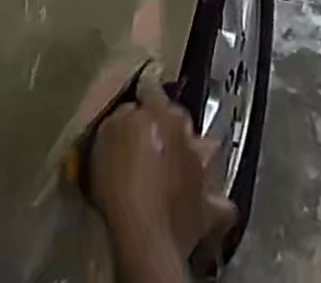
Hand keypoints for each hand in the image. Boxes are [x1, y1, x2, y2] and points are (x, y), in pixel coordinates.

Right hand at [88, 69, 238, 282]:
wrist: (143, 231)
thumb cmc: (116, 178)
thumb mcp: (104, 134)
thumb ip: (122, 116)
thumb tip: (133, 111)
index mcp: (161, 113)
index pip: (152, 88)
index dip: (143, 88)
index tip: (137, 89)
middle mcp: (187, 136)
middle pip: (179, 120)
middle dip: (170, 123)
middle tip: (150, 133)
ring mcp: (202, 172)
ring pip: (206, 151)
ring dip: (196, 153)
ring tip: (178, 163)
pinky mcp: (211, 208)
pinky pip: (217, 200)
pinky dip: (210, 198)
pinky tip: (199, 200)